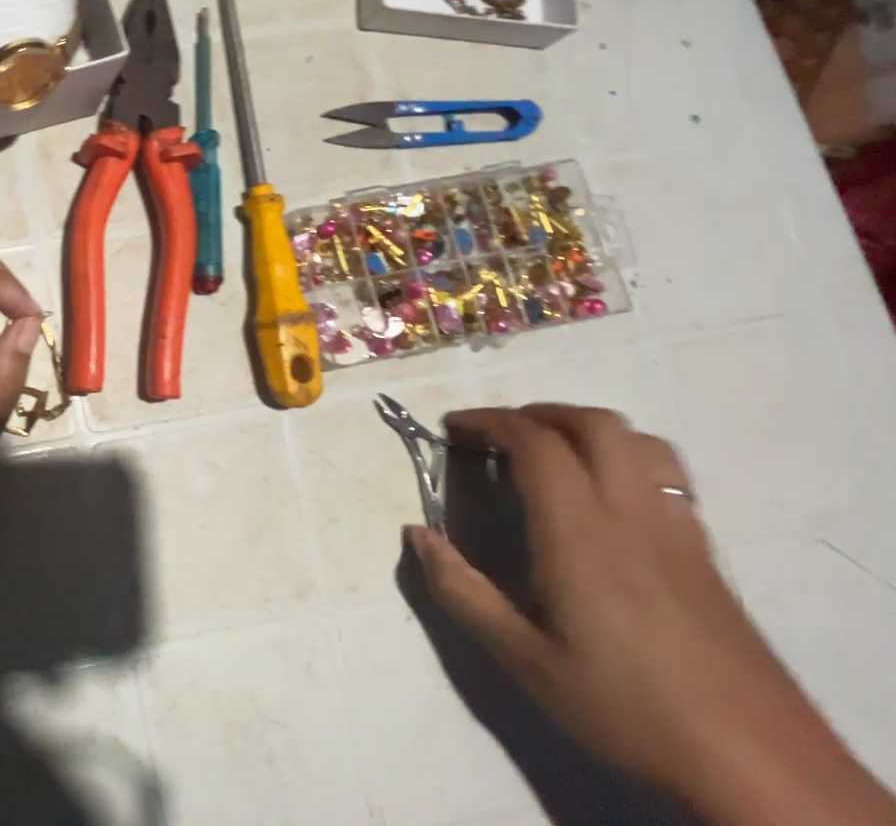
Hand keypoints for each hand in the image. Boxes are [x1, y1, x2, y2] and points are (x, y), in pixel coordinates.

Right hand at [407, 405, 895, 823]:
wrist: (755, 760)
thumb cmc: (624, 706)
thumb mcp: (522, 659)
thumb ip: (461, 591)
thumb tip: (417, 535)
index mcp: (580, 536)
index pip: (538, 446)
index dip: (491, 422)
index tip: (453, 428)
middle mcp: (632, 517)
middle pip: (595, 426)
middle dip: (538, 413)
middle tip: (496, 434)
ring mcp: (678, 532)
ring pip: (640, 443)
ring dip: (586, 429)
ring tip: (549, 452)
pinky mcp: (705, 554)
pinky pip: (666, 476)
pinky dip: (624, 458)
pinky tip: (603, 497)